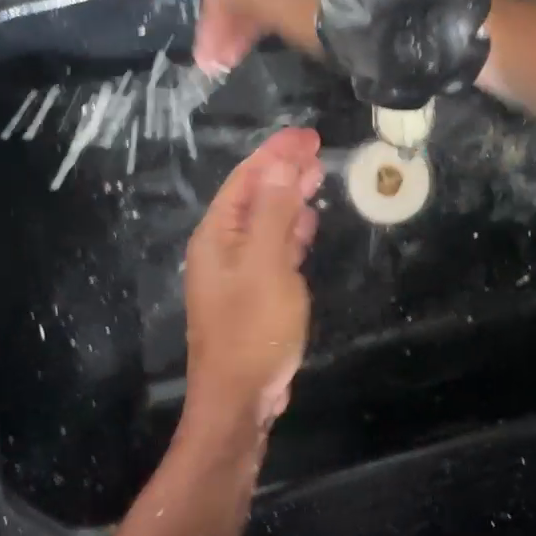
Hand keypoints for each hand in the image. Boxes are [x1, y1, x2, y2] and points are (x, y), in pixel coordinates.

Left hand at [183, 127, 324, 432]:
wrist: (239, 400)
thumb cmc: (253, 329)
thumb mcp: (268, 266)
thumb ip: (275, 213)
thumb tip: (281, 163)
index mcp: (217, 235)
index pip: (247, 178)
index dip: (276, 153)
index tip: (308, 135)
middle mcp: (222, 248)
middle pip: (254, 195)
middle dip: (284, 169)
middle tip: (318, 150)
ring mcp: (237, 272)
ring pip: (265, 220)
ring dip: (289, 196)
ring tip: (317, 176)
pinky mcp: (254, 293)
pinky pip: (273, 247)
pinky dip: (291, 229)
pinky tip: (308, 224)